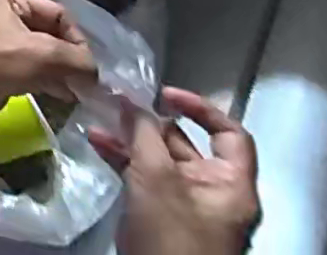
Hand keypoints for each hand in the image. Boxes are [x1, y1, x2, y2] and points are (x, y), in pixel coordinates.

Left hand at [0, 0, 98, 118]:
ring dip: (63, 72)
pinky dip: (49, 81)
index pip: (58, 13)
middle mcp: (4, 13)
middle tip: (91, 84)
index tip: (89, 68)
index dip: (77, 40)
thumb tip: (95, 74)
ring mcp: (0, 40)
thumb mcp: (41, 53)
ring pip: (43, 54)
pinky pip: (32, 70)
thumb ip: (76, 60)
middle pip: (51, 34)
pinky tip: (65, 97)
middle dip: (71, 58)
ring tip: (82, 94)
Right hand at [96, 88, 259, 254]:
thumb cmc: (172, 232)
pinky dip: (123, 156)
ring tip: (100, 119)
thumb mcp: (156, 175)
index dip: (200, 107)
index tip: (163, 95)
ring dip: (130, 136)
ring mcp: (186, 202)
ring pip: (160, 156)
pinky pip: (145, 173)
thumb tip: (131, 101)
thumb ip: (143, 131)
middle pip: (185, 142)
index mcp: (230, 184)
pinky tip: (96, 142)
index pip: (230, 133)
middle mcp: (213, 190)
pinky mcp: (162, 212)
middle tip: (117, 102)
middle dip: (149, 120)